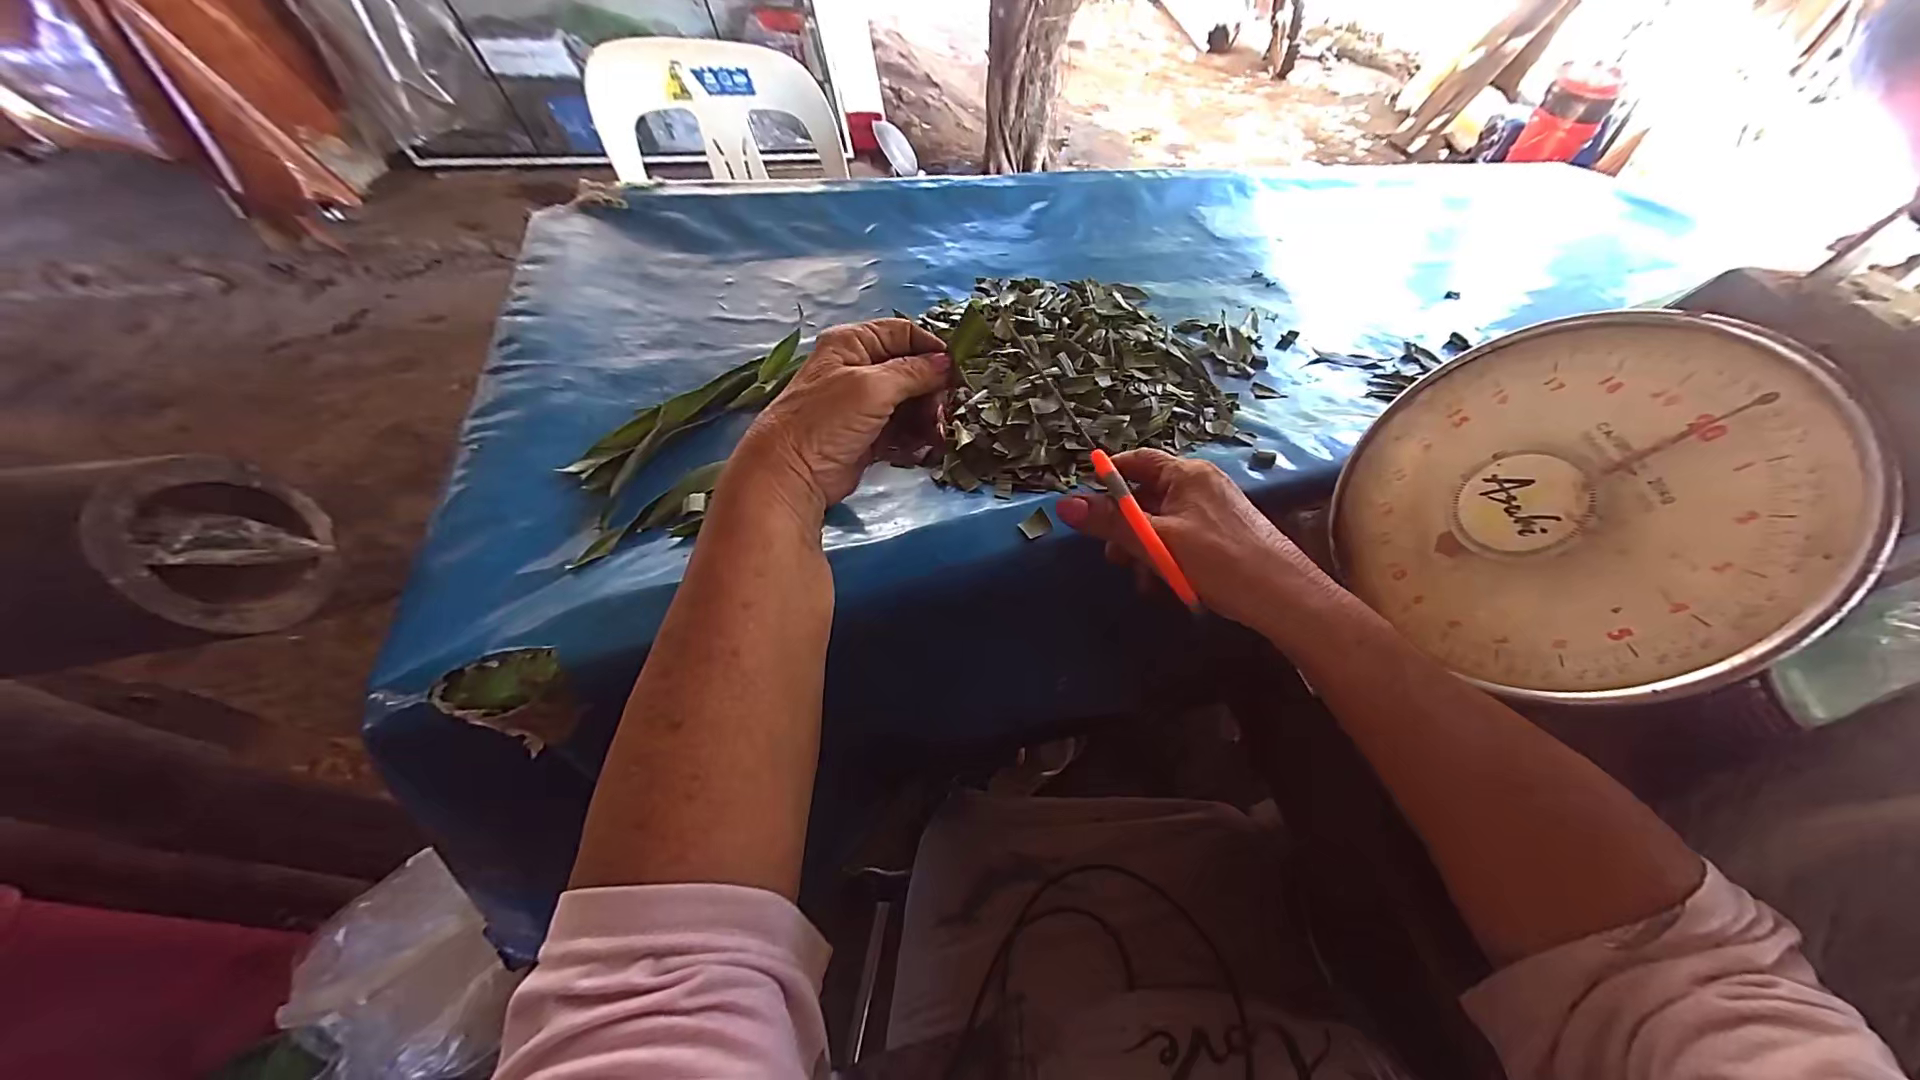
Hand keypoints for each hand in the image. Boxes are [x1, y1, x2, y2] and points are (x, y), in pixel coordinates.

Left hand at [730, 318, 949, 521]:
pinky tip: (925, 450)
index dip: (932, 350)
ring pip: (910, 404)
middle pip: (912, 372)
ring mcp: (864, 406)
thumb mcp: (872, 387)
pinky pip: (902, 432)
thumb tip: (948, 364)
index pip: (904, 334)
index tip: (957, 371)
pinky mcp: (869, 437)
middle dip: (932, 392)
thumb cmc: (826, 421)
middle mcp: (859, 370)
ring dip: (928, 419)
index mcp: (853, 344)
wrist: (792, 473)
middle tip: (944, 412)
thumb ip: (914, 372)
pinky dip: (916, 440)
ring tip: (936, 436)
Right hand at [1056, 449, 1339, 633]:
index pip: (1138, 461)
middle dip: (1124, 526)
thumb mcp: (1158, 541)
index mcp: (1187, 475)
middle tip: (1112, 555)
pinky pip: (1179, 540)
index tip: (1086, 501)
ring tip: (1143, 579)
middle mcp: (1200, 486)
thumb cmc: (1220, 561)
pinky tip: (1164, 585)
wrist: (1285, 599)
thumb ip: (1111, 523)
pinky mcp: (1221, 537)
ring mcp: (1212, 512)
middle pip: (1146, 496)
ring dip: (1143, 549)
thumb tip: (1065, 504)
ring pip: (1160, 523)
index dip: (1109, 477)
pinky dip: (1166, 558)